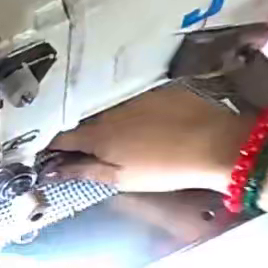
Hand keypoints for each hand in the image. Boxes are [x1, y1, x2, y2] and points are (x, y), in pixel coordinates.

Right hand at [42, 87, 250, 193]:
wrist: (216, 144)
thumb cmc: (165, 169)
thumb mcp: (121, 179)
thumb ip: (84, 171)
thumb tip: (52, 170)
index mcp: (97, 135)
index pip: (61, 138)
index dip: (52, 148)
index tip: (50, 156)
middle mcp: (109, 110)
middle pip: (84, 122)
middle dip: (81, 136)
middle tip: (89, 153)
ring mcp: (134, 96)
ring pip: (109, 110)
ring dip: (107, 124)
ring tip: (124, 141)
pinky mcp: (157, 89)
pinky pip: (134, 101)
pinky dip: (133, 114)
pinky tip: (149, 127)